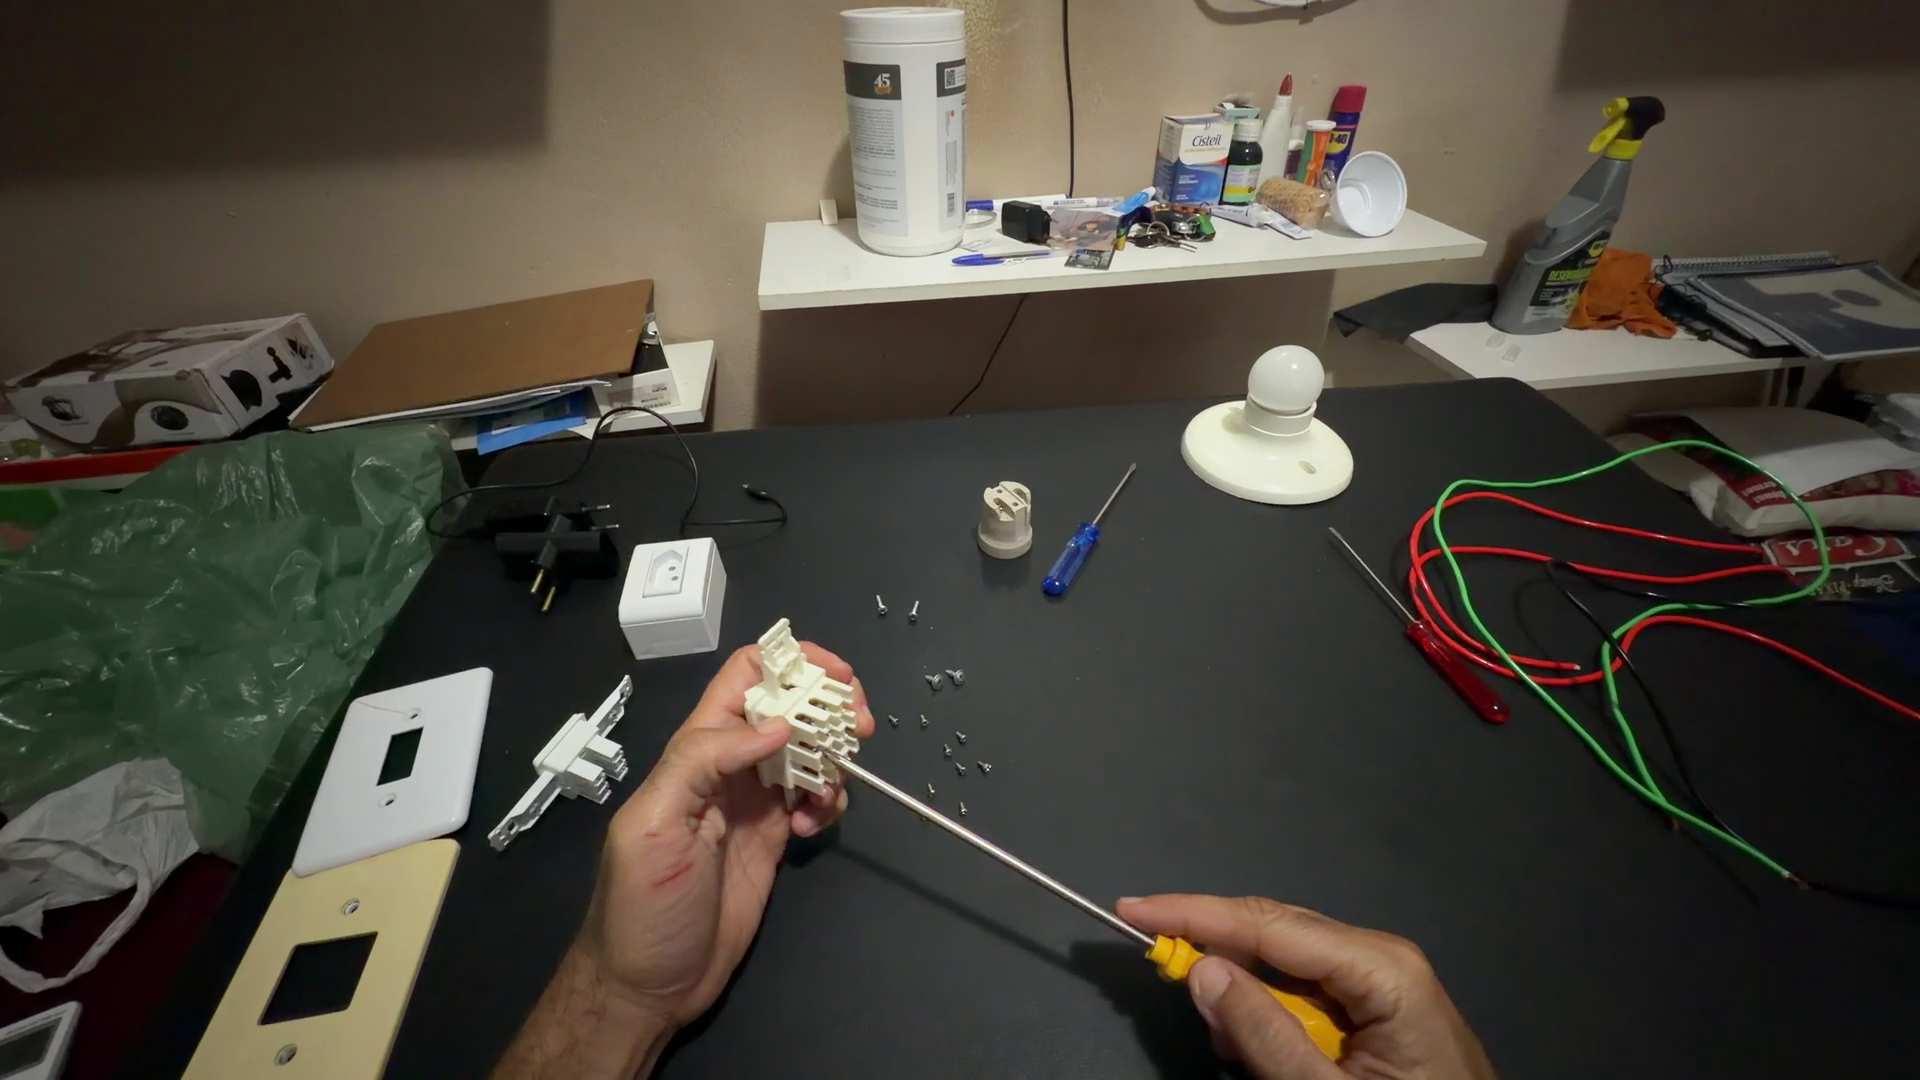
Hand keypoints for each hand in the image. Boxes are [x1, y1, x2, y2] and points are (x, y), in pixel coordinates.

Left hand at [495, 642, 872, 1078]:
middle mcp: (733, 761)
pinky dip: (829, 800)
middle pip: (791, 705)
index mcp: (699, 746)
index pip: (746, 675)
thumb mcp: (655, 823)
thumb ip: (706, 759)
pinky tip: (816, 824)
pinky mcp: (777, 831)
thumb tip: (779, 724)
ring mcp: (758, 796)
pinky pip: (816, 795)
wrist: (650, 985)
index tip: (836, 674)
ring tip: (833, 787)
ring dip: (835, 756)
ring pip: (811, 748)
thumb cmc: (642, 904)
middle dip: (830, 704)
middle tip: (860, 726)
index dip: (791, 661)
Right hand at [1118, 895, 1496, 1079]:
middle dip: (1210, 949)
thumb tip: (1199, 968)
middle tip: (1159, 969)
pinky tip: (1252, 1041)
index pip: (1265, 923)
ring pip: (1277, 956)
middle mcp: (1377, 953)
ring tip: (1229, 1042)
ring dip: (1239, 989)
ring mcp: (1376, 972)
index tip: (1131, 909)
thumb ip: (1265, 1037)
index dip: (1191, 913)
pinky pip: (1298, 984)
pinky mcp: (1370, 996)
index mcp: (1381, 969)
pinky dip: (1264, 1008)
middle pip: (1268, 929)